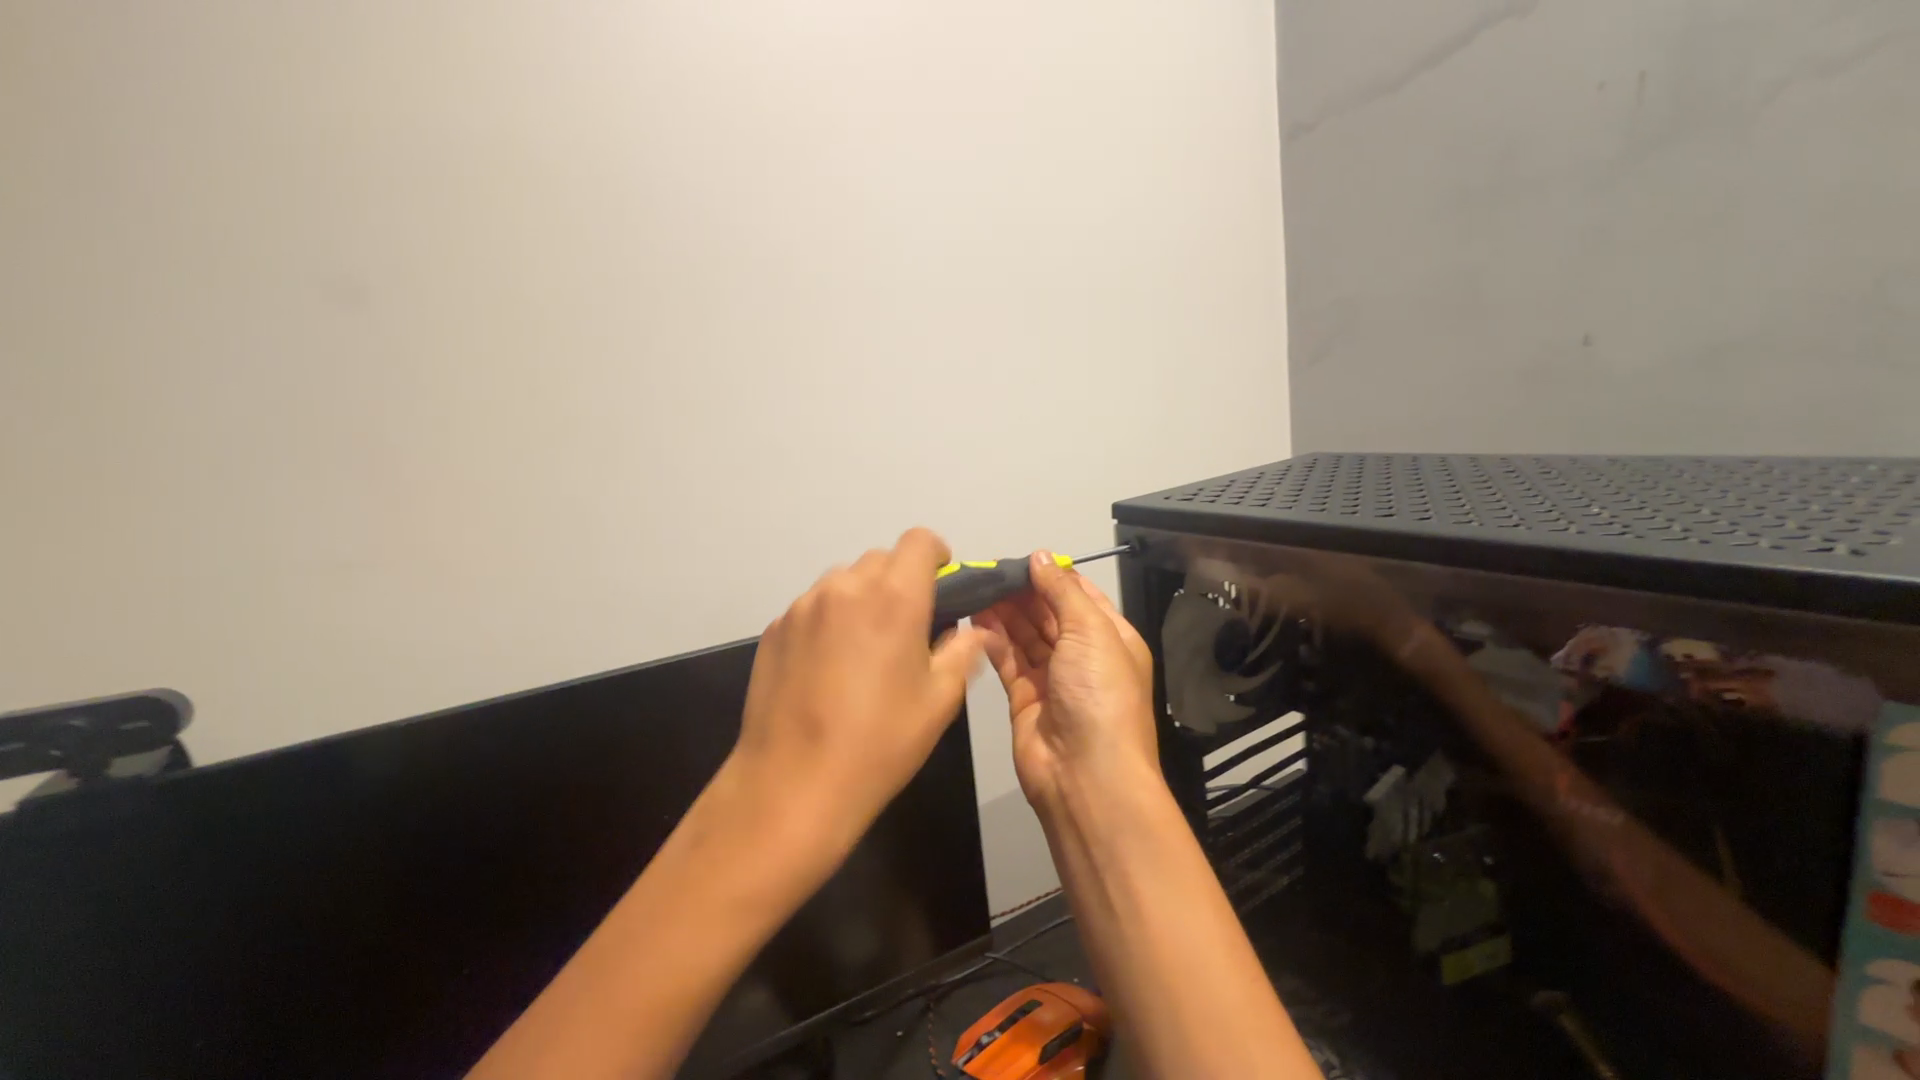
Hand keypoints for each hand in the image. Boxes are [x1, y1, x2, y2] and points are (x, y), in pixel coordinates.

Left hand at [725, 528, 985, 853]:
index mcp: (894, 597)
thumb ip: (962, 652)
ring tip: (863, 654)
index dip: (936, 557)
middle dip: (900, 583)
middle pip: (880, 560)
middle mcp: (844, 587)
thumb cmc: (880, 742)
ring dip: (862, 600)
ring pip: (843, 582)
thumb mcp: (939, 700)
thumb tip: (973, 631)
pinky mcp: (775, 629)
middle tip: (907, 632)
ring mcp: (802, 607)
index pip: (919, 541)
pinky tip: (827, 671)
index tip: (942, 588)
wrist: (793, 783)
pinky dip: (829, 622)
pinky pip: (812, 608)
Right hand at [974, 553, 1157, 811]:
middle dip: (1022, 593)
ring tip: (975, 588)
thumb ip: (1062, 591)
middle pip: (1049, 615)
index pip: (1080, 596)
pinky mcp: (1024, 700)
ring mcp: (1053, 680)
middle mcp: (1084, 657)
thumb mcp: (1091, 631)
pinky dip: (992, 641)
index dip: (1052, 576)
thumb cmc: (1100, 695)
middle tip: (987, 571)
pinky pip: (1007, 662)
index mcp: (1112, 638)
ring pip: (1025, 637)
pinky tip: (973, 619)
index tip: (1019, 558)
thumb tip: (1041, 556)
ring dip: (1004, 613)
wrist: (1086, 775)